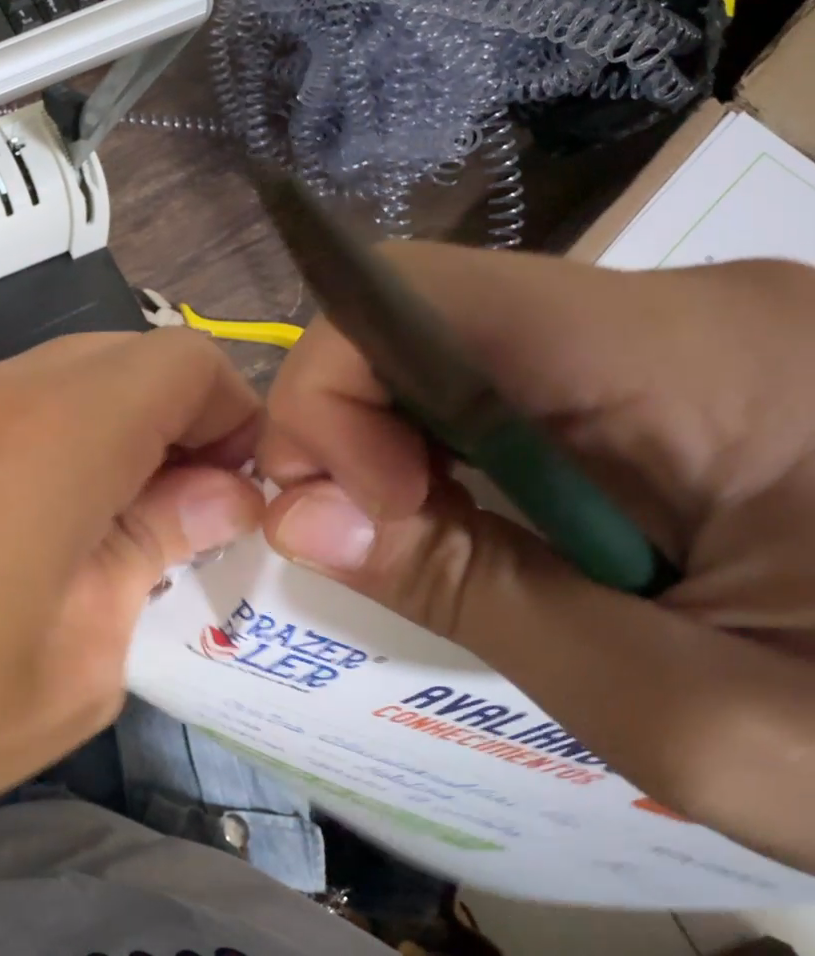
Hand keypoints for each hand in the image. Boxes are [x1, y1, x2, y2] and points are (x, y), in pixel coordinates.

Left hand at [0, 327, 265, 867]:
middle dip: (168, 433)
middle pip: (114, 366)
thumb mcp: (71, 664)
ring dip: (94, 444)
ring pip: (45, 389)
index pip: (184, 363)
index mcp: (57, 430)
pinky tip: (8, 545)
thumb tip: (207, 496)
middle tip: (173, 538)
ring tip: (91, 550)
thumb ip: (146, 556)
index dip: (234, 422)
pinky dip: (27, 454)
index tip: (237, 507)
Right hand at [257, 242, 814, 869]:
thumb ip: (475, 596)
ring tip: (455, 563)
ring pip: (468, 362)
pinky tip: (519, 543)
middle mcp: (699, 310)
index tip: (339, 515)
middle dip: (359, 436)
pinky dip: (473, 465)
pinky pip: (526, 392)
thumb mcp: (693, 713)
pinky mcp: (705, 373)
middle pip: (432, 326)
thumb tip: (294, 514)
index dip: (332, 387)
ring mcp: (706, 336)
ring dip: (413, 458)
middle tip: (376, 554)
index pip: (424, 294)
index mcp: (713, 356)